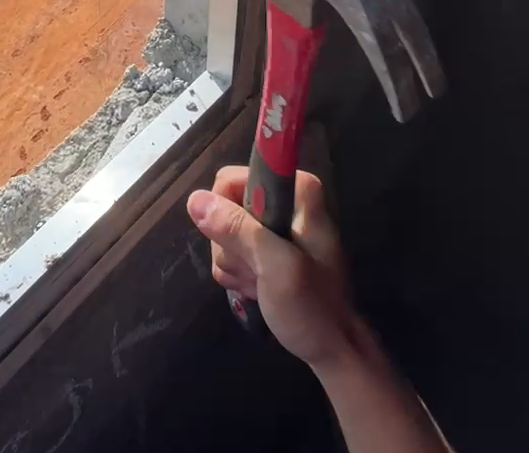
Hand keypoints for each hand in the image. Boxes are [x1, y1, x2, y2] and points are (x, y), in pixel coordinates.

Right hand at [187, 166, 359, 368]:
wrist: (333, 350)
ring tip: (260, 285)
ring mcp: (271, 225)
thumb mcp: (276, 268)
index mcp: (296, 192)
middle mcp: (282, 200)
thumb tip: (195, 200)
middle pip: (223, 206)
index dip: (226, 209)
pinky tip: (257, 290)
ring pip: (222, 231)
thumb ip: (238, 231)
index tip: (240, 242)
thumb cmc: (313, 308)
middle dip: (230, 245)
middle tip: (256, 271)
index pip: (233, 178)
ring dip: (234, 265)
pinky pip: (228, 250)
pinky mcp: (264, 247)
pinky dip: (237, 274)